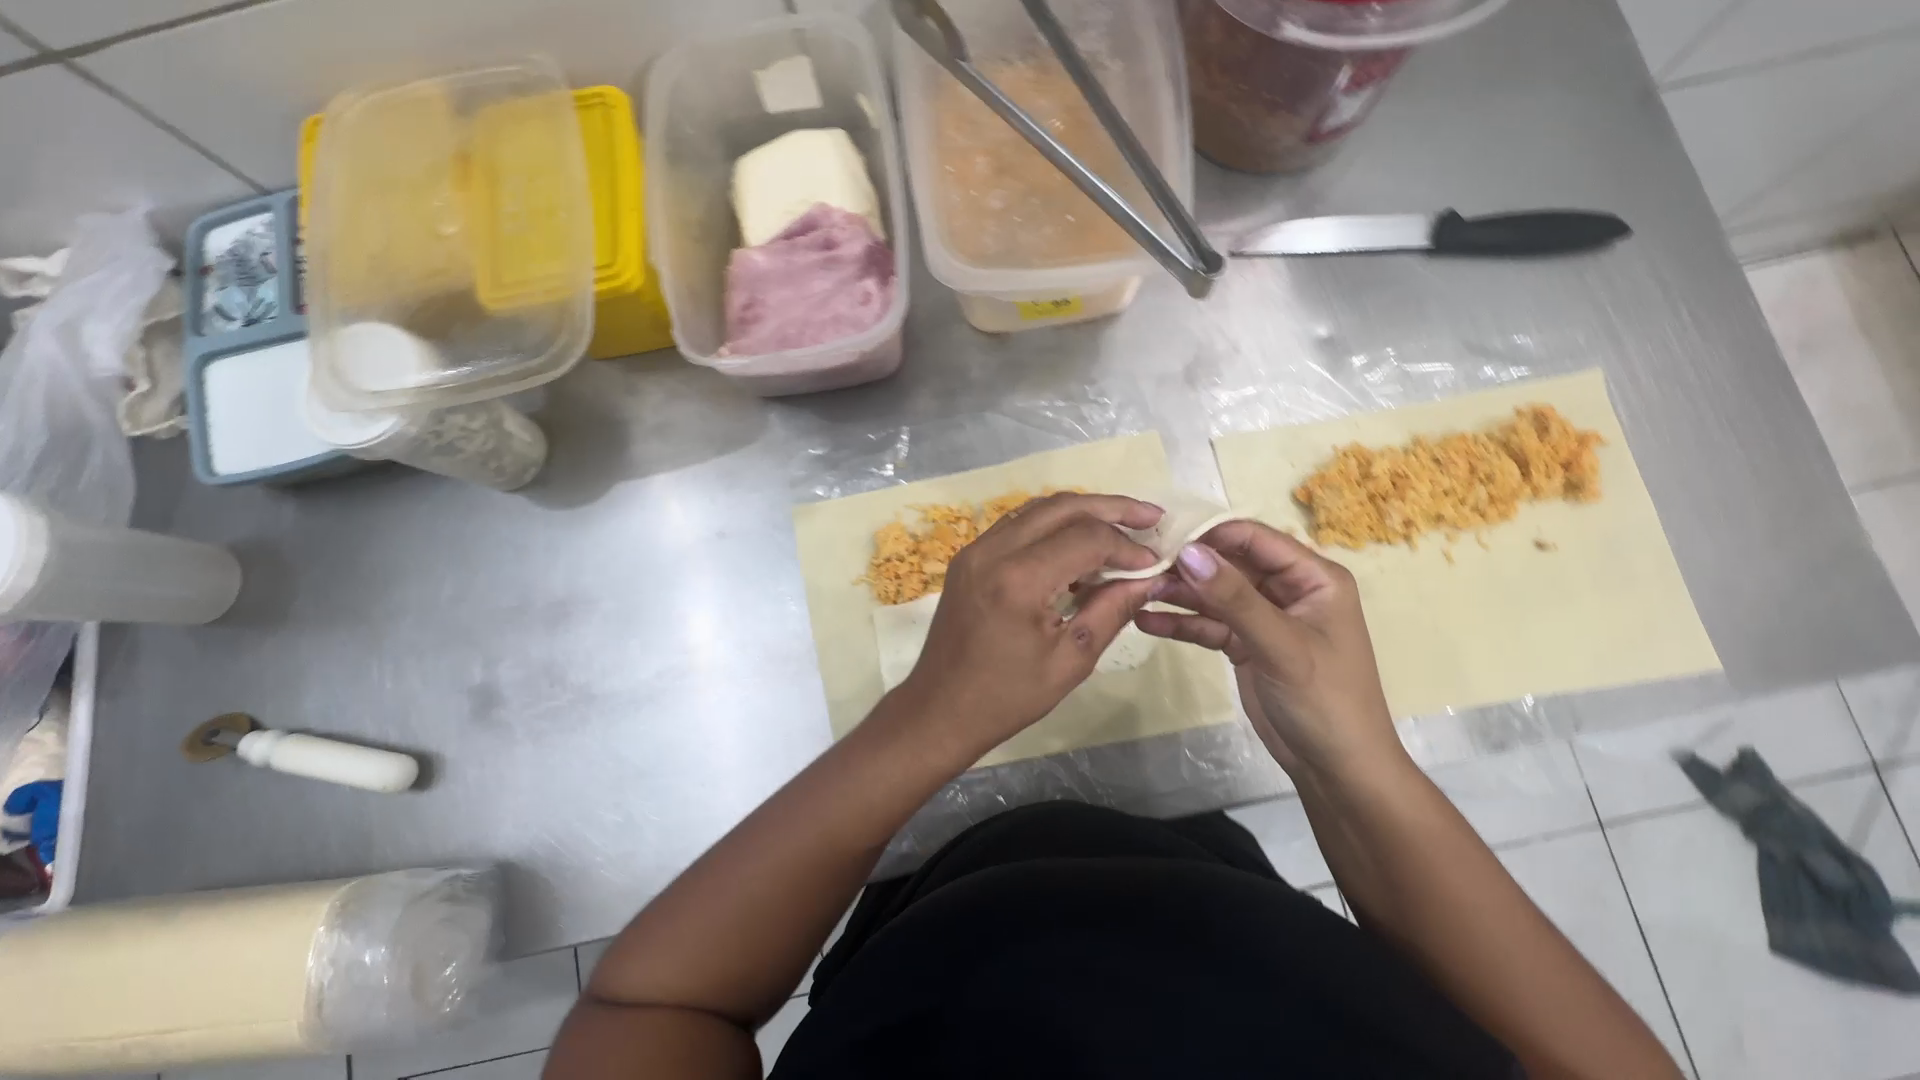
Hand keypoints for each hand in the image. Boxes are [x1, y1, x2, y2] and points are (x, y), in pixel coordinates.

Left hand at [892, 493, 1162, 761]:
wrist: (939, 709)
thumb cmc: (1007, 697)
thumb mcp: (1071, 661)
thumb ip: (1111, 611)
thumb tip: (1151, 578)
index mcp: (1018, 580)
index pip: (1086, 538)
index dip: (1126, 546)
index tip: (1154, 563)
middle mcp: (993, 551)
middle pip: (1063, 508)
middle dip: (1112, 509)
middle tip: (1152, 518)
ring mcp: (975, 550)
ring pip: (1039, 509)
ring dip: (1083, 512)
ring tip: (1123, 526)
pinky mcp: (968, 558)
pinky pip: (1018, 525)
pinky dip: (1053, 526)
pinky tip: (1079, 545)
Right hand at [1133, 520, 1405, 779]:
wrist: (1337, 768)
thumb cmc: (1324, 700)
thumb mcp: (1280, 645)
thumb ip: (1233, 598)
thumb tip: (1188, 552)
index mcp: (1313, 578)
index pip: (1256, 540)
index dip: (1211, 536)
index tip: (1164, 541)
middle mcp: (1289, 590)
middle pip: (1230, 564)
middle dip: (1188, 566)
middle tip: (1140, 568)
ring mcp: (1265, 618)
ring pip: (1215, 594)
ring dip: (1179, 594)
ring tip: (1136, 593)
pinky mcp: (1245, 645)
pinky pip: (1209, 625)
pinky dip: (1182, 623)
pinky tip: (1146, 622)